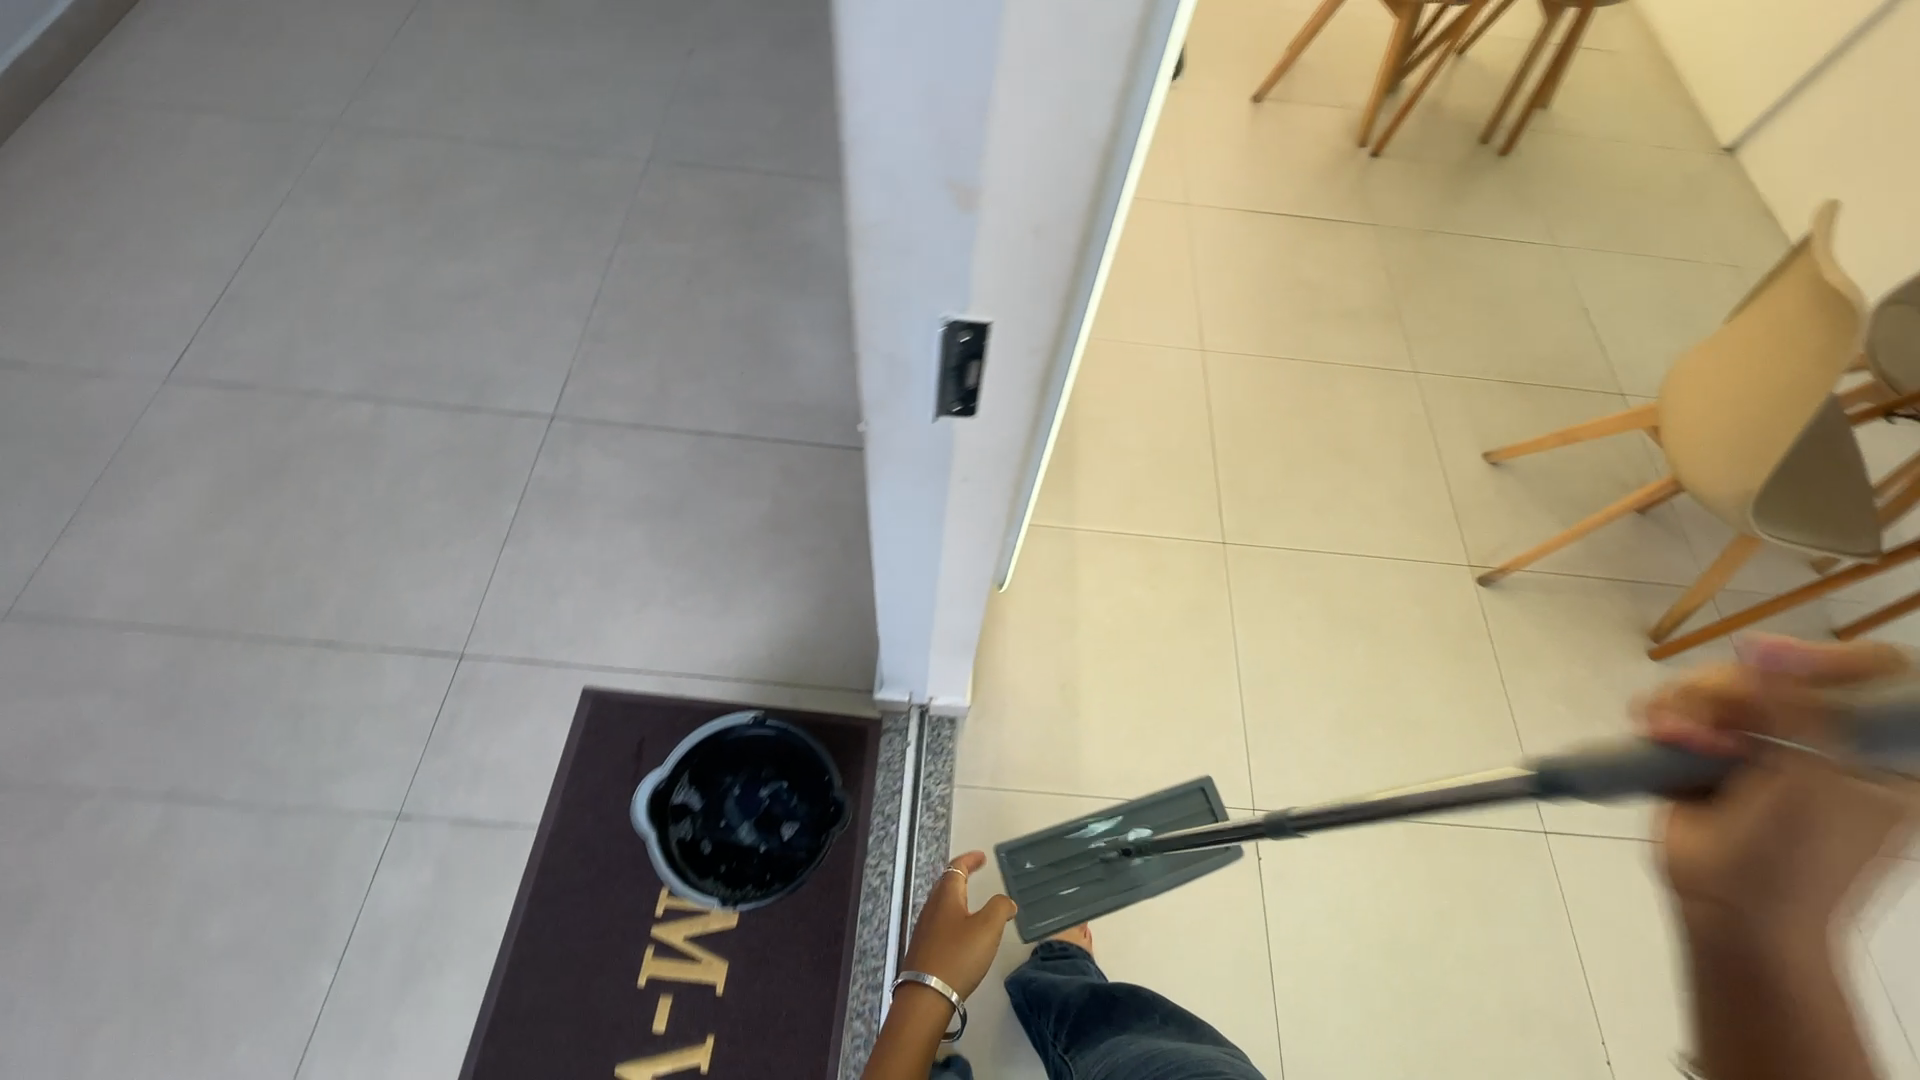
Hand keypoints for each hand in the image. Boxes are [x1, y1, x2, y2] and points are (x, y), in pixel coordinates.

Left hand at [900, 852, 1017, 998]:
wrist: (925, 996)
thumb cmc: (958, 956)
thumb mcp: (987, 929)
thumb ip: (1000, 908)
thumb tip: (1006, 902)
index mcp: (946, 896)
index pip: (956, 868)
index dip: (969, 859)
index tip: (982, 856)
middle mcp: (931, 907)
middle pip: (945, 883)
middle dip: (960, 875)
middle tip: (975, 872)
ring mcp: (924, 928)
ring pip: (941, 904)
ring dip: (956, 897)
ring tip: (971, 902)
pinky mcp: (923, 948)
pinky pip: (939, 922)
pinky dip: (952, 917)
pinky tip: (960, 933)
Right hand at [1638, 635, 1919, 943]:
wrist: (1732, 913)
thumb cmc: (1796, 861)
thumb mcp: (1814, 786)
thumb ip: (1798, 712)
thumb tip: (1763, 647)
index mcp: (1875, 752)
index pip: (1874, 677)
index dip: (1827, 660)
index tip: (1769, 666)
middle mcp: (1818, 741)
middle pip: (1773, 675)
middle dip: (1726, 692)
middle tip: (1703, 725)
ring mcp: (1757, 747)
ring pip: (1716, 689)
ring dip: (1684, 705)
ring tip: (1669, 736)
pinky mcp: (1701, 754)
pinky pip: (1677, 710)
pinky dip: (1659, 715)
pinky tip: (1654, 732)